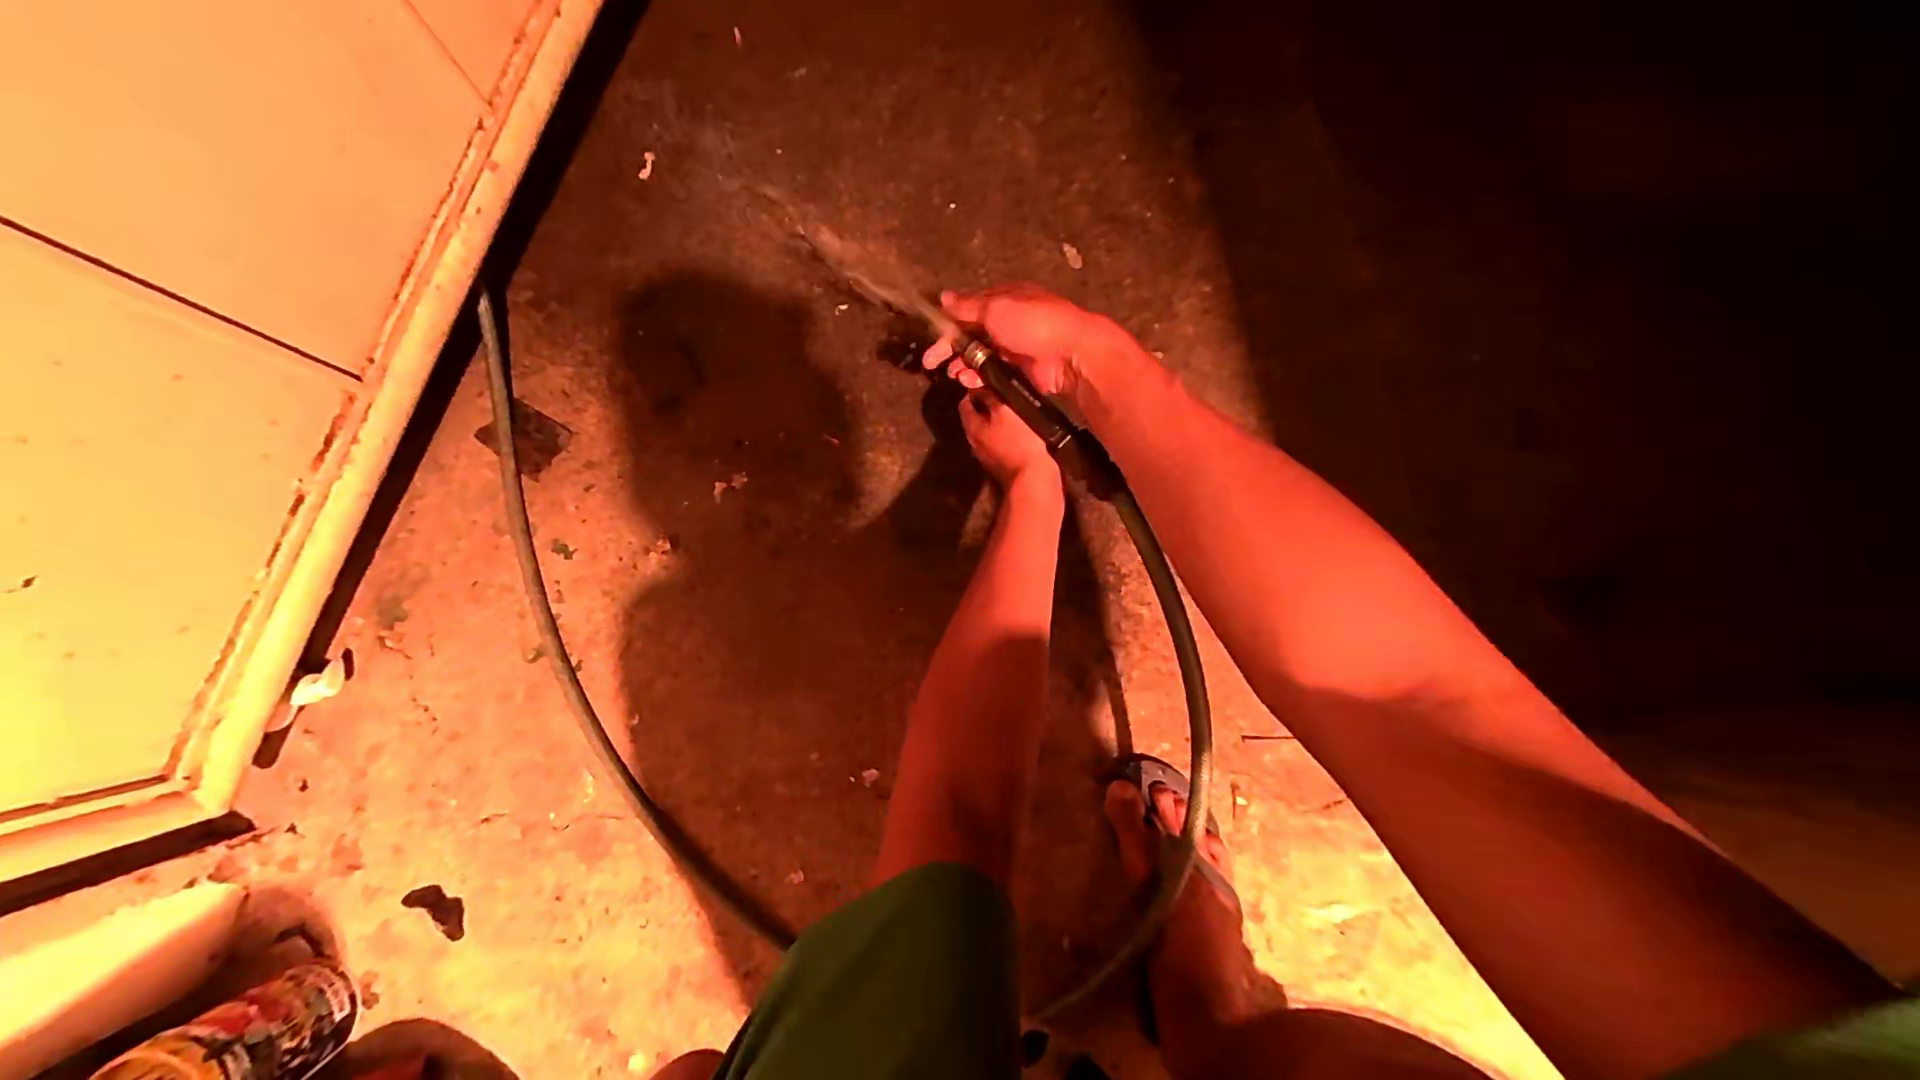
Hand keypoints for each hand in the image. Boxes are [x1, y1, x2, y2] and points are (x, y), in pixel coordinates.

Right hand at [921, 285, 1145, 411]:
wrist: (1069, 353)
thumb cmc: (1032, 322)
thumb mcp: (996, 308)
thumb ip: (967, 307)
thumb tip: (943, 298)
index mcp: (1003, 300)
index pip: (967, 310)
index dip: (946, 324)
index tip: (930, 339)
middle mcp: (1007, 322)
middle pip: (970, 335)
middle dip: (950, 349)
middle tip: (931, 363)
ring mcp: (1013, 347)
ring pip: (980, 357)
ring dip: (963, 365)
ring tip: (954, 375)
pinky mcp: (1019, 370)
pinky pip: (992, 373)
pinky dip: (979, 377)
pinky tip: (969, 382)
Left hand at [958, 390, 1058, 489]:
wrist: (1031, 478)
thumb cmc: (1019, 441)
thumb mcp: (1005, 412)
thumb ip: (989, 397)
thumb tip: (978, 386)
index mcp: (971, 429)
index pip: (964, 405)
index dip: (973, 392)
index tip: (988, 384)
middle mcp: (972, 443)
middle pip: (973, 419)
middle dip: (984, 407)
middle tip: (1002, 397)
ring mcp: (985, 457)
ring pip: (985, 432)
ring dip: (994, 422)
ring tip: (1011, 413)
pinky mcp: (998, 465)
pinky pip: (996, 444)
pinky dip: (1002, 435)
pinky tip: (1017, 433)